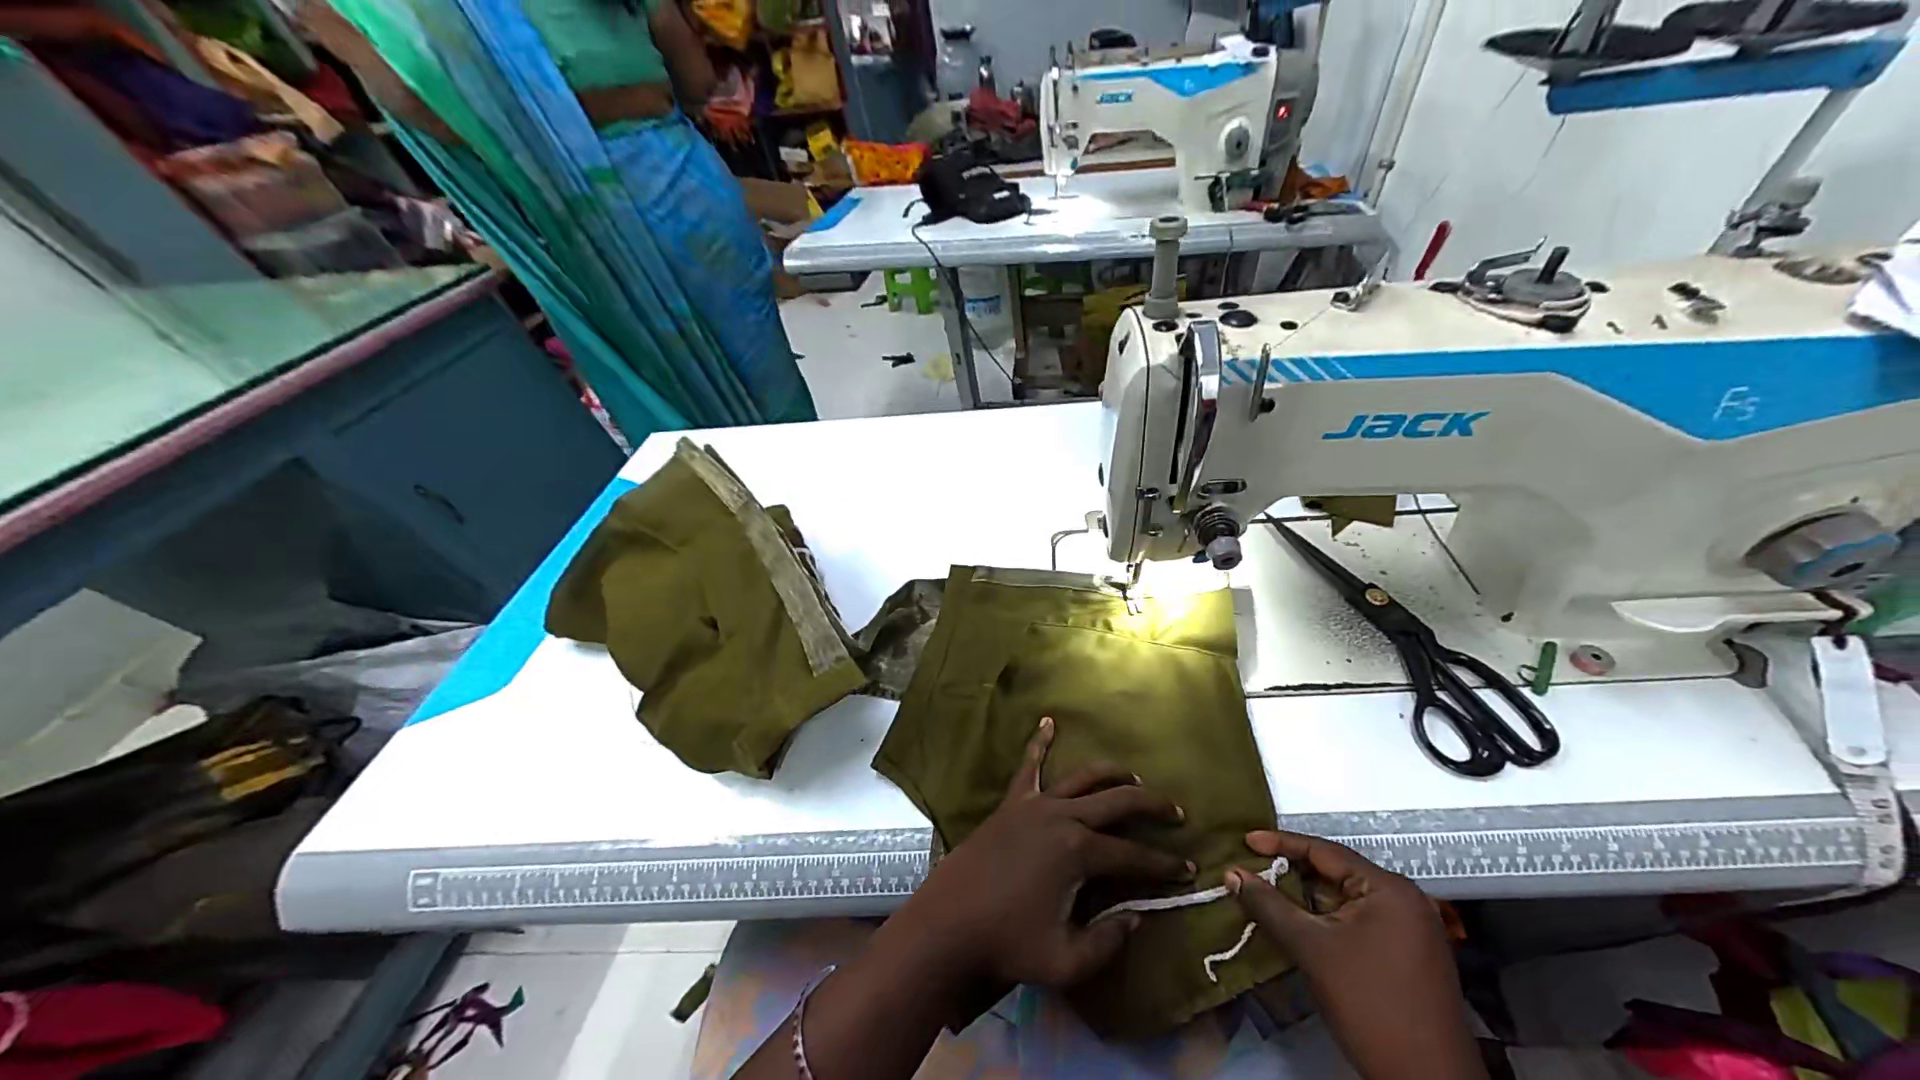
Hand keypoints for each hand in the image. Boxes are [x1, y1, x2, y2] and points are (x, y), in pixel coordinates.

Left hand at [736, 718, 1193, 1079]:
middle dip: (1152, 806)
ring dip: (1112, 774)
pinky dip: (1040, 742)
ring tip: (1135, 777)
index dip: (1165, 865)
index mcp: (1080, 852)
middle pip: (1119, 802)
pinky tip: (1048, 722)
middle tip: (1177, 813)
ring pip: (1083, 777)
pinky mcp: (1011, 803)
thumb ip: (1109, 941)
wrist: (948, 923)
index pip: (1134, 856)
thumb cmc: (1007, 942)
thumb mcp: (1067, 959)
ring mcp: (1034, 804)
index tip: (1188, 870)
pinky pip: (1029, 766)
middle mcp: (1062, 817)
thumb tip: (1137, 917)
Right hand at [1227, 831, 1486, 1079]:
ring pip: (1343, 899)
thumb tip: (1232, 873)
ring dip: (1305, 898)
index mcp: (1389, 889)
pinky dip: (1324, 918)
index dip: (1281, 843)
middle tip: (1249, 868)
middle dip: (1291, 872)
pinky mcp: (1406, 953)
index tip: (1246, 840)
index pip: (1326, 852)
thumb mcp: (1311, 948)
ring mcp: (1409, 928)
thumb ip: (1268, 904)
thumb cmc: (1368, 1003)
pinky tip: (1295, 921)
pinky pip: (1356, 920)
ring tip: (1263, 892)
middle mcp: (1404, 900)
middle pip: (1335, 874)